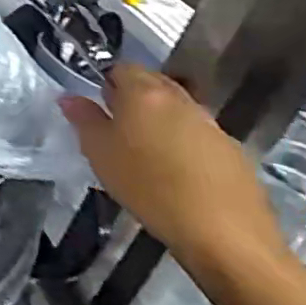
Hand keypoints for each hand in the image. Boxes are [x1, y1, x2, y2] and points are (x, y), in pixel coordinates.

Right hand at [61, 63, 285, 269]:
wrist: (226, 236)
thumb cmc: (149, 188)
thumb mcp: (100, 154)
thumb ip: (84, 120)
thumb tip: (69, 97)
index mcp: (144, 93)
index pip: (122, 68)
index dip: (108, 84)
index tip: (102, 108)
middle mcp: (181, 100)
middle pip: (154, 84)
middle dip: (136, 99)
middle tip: (122, 130)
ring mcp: (213, 125)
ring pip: (180, 111)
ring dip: (164, 123)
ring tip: (151, 156)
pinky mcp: (236, 153)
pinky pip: (203, 137)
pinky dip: (190, 147)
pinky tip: (183, 177)